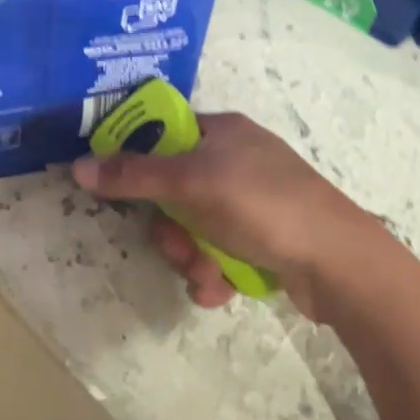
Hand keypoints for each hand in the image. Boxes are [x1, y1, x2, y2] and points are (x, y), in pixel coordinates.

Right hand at [71, 112, 383, 315]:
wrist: (342, 265)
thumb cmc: (262, 205)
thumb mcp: (190, 184)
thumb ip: (132, 175)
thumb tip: (77, 166)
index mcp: (221, 131)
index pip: (162, 133)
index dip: (137, 159)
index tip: (120, 189)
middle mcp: (236, 159)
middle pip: (173, 188)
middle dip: (169, 226)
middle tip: (176, 244)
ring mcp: (253, 201)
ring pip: (194, 225)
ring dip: (190, 254)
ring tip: (204, 274)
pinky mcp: (267, 238)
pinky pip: (220, 249)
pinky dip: (214, 270)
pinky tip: (219, 289)